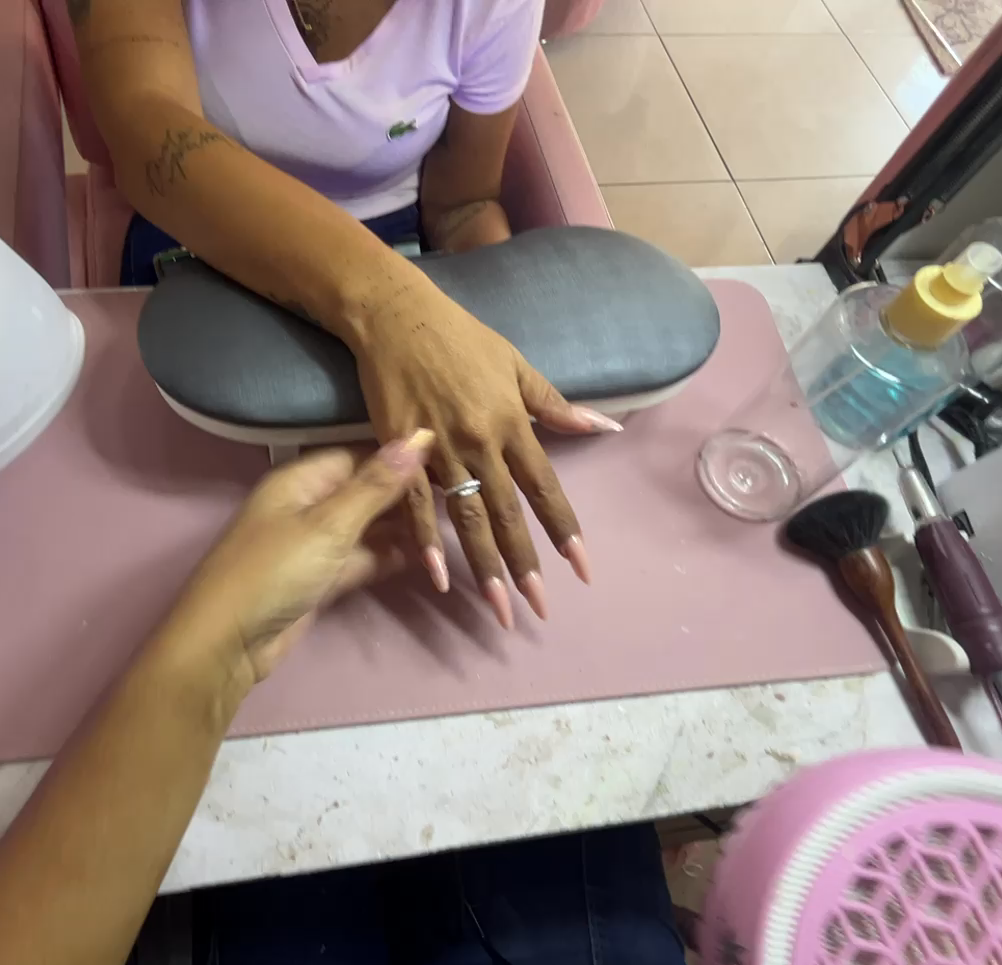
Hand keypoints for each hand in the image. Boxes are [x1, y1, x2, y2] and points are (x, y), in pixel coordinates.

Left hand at [163, 431, 432, 685]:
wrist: (230, 641)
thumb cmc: (275, 570)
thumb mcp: (329, 524)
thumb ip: (376, 485)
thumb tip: (419, 435)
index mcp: (301, 479)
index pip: (359, 454)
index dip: (400, 454)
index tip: (447, 454)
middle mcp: (308, 505)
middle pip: (365, 491)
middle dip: (406, 493)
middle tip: (460, 491)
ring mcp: (315, 544)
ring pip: (367, 528)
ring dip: (402, 528)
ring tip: (451, 522)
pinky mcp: (321, 579)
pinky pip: (362, 559)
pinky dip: (389, 557)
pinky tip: (426, 555)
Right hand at [352, 288, 618, 627]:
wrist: (397, 317)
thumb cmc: (461, 338)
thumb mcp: (517, 364)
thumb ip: (556, 404)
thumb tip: (604, 427)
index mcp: (513, 423)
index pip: (546, 487)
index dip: (564, 529)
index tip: (582, 569)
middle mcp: (482, 444)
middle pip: (508, 515)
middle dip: (525, 566)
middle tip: (538, 610)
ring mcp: (439, 451)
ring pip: (466, 519)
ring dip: (483, 567)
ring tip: (497, 607)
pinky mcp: (402, 452)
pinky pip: (415, 505)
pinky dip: (426, 542)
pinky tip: (438, 576)